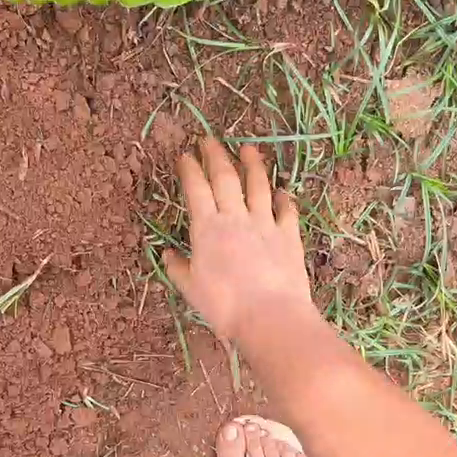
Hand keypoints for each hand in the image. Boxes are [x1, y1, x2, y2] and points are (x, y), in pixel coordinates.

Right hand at [164, 138, 314, 341]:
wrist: (270, 317)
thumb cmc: (224, 306)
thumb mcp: (191, 289)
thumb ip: (179, 268)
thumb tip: (167, 254)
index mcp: (207, 229)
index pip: (196, 189)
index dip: (189, 169)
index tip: (185, 155)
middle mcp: (236, 218)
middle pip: (225, 178)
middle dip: (215, 155)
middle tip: (209, 139)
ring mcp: (265, 224)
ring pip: (258, 186)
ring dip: (253, 165)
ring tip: (249, 148)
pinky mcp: (289, 236)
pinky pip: (287, 211)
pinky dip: (284, 198)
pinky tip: (283, 191)